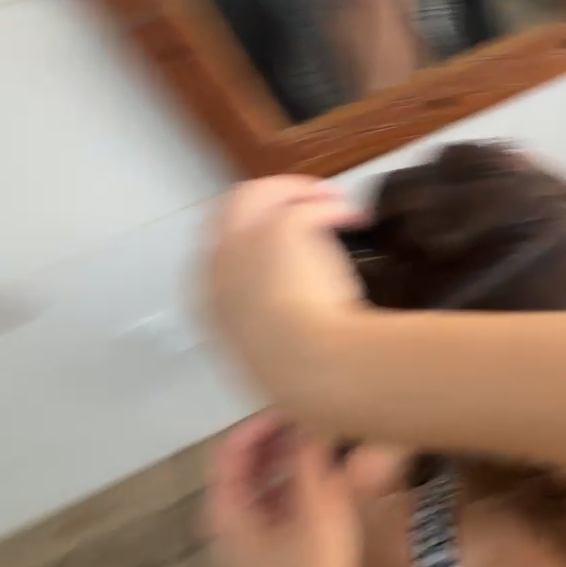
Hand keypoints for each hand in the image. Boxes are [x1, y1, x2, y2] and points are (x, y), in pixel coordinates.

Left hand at [205, 414, 362, 566]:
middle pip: (242, 465)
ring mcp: (245, 540)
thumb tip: (311, 419)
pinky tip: (324, 480)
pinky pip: (271, 502)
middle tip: (313, 420)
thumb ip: (311, 459)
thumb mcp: (318, 507)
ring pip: (258, 484)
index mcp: (226, 511)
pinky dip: (291, 482)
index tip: (298, 407)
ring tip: (322, 442)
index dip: (261, 423)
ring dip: (285, 459)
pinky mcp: (266, 552)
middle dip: (275, 438)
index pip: (230, 451)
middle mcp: (226, 522)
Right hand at [206, 176, 368, 379]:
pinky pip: (302, 204)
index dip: (252, 248)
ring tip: (331, 198)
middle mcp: (217, 268)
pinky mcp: (277, 227)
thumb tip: (300, 354)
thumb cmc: (301, 375)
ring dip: (292, 192)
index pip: (222, 262)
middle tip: (305, 205)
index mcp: (214, 306)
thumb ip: (277, 347)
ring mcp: (243, 243)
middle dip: (266, 206)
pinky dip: (327, 205)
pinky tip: (351, 215)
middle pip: (227, 217)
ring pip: (254, 196)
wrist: (309, 364)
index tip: (284, 247)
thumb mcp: (276, 365)